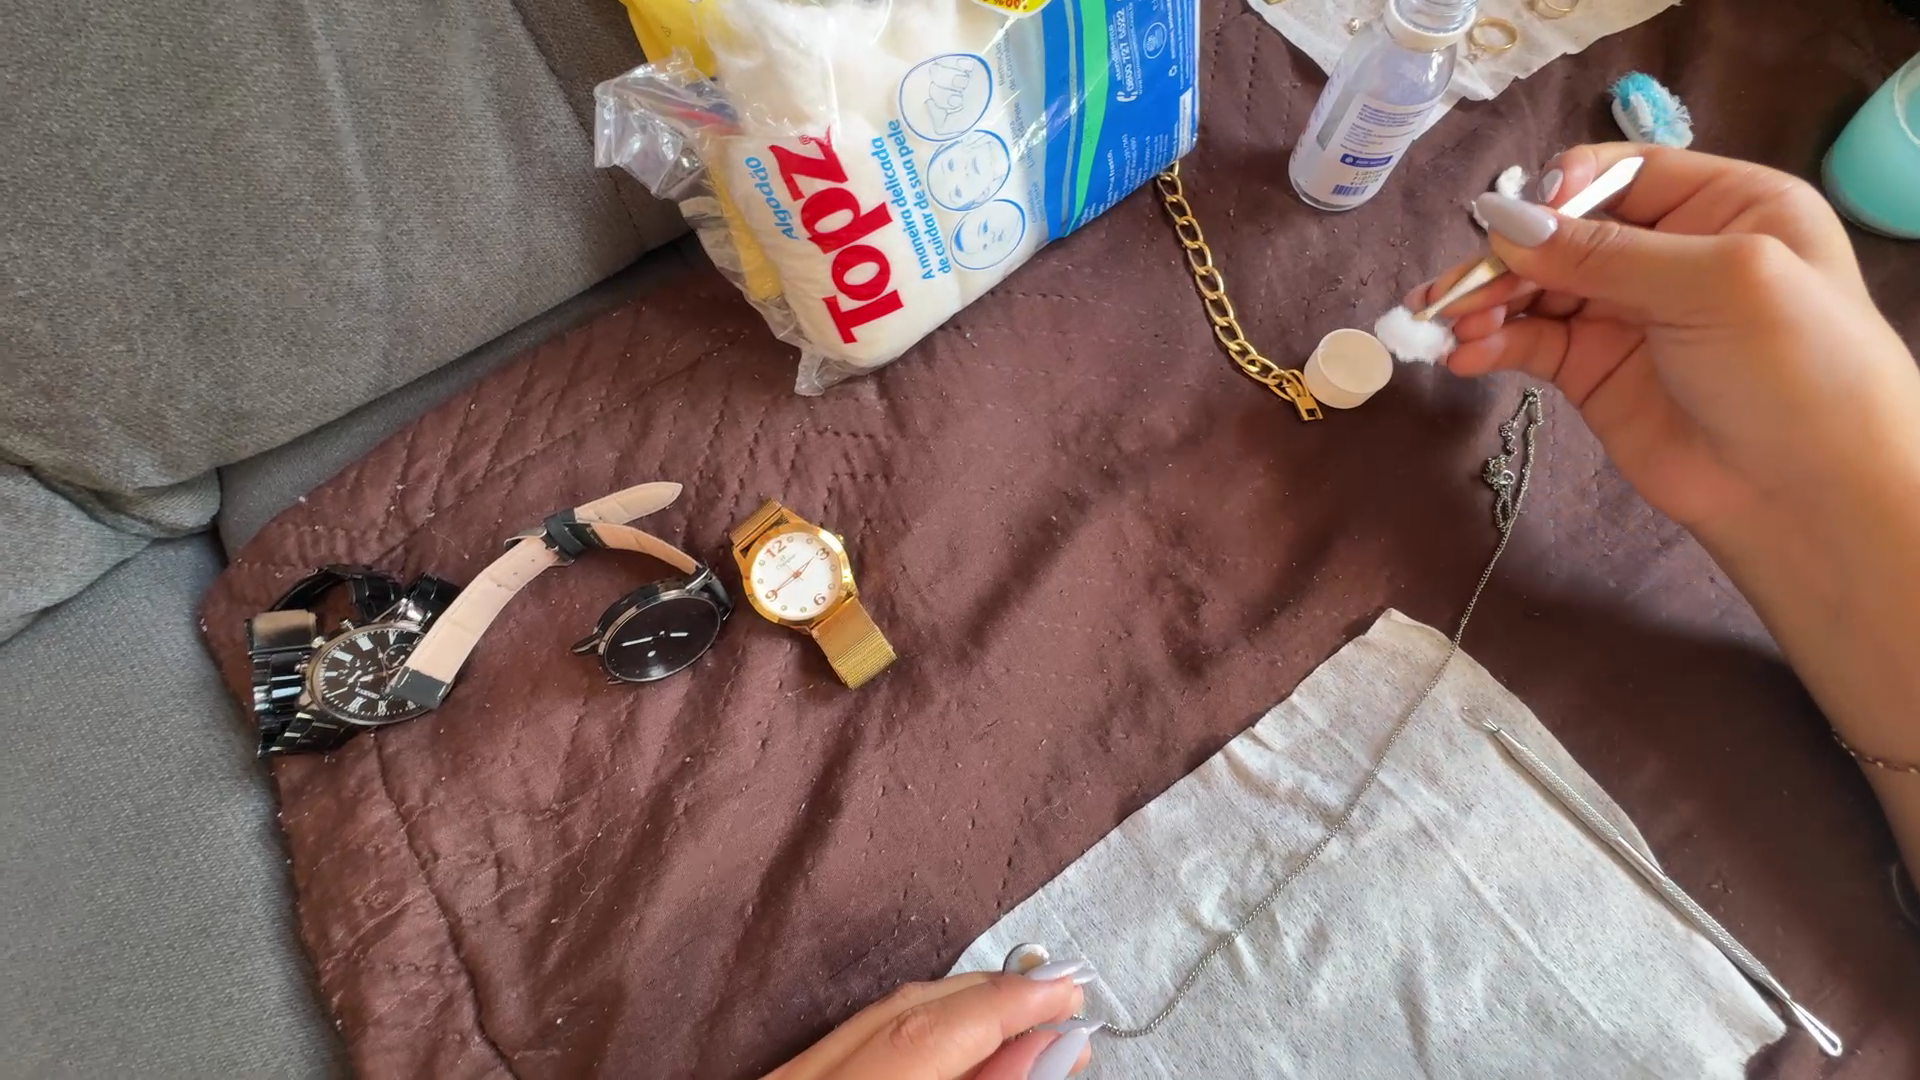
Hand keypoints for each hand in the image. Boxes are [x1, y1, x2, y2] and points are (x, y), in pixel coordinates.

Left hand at [766, 968, 1096, 1079]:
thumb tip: (1043, 1046)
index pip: (936, 1033)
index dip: (1010, 1006)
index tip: (1069, 992)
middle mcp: (805, 1075)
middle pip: (910, 1008)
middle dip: (992, 994)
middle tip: (1059, 992)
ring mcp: (788, 1071)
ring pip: (885, 1010)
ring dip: (960, 1002)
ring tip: (1020, 1005)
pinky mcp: (786, 1073)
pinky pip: (864, 1027)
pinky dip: (921, 1021)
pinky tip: (957, 1025)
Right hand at [1414, 143, 1919, 544]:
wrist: (1797, 486)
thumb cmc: (1793, 366)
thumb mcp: (1716, 284)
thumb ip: (1606, 252)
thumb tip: (1503, 225)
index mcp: (1718, 207)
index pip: (1615, 178)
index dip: (1552, 196)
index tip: (1503, 232)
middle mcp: (1661, 253)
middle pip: (1555, 240)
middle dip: (1496, 265)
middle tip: (1445, 300)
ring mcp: (1616, 314)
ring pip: (1528, 293)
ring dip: (1480, 309)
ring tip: (1443, 334)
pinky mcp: (1583, 367)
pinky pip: (1522, 344)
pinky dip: (1487, 348)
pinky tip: (1462, 360)